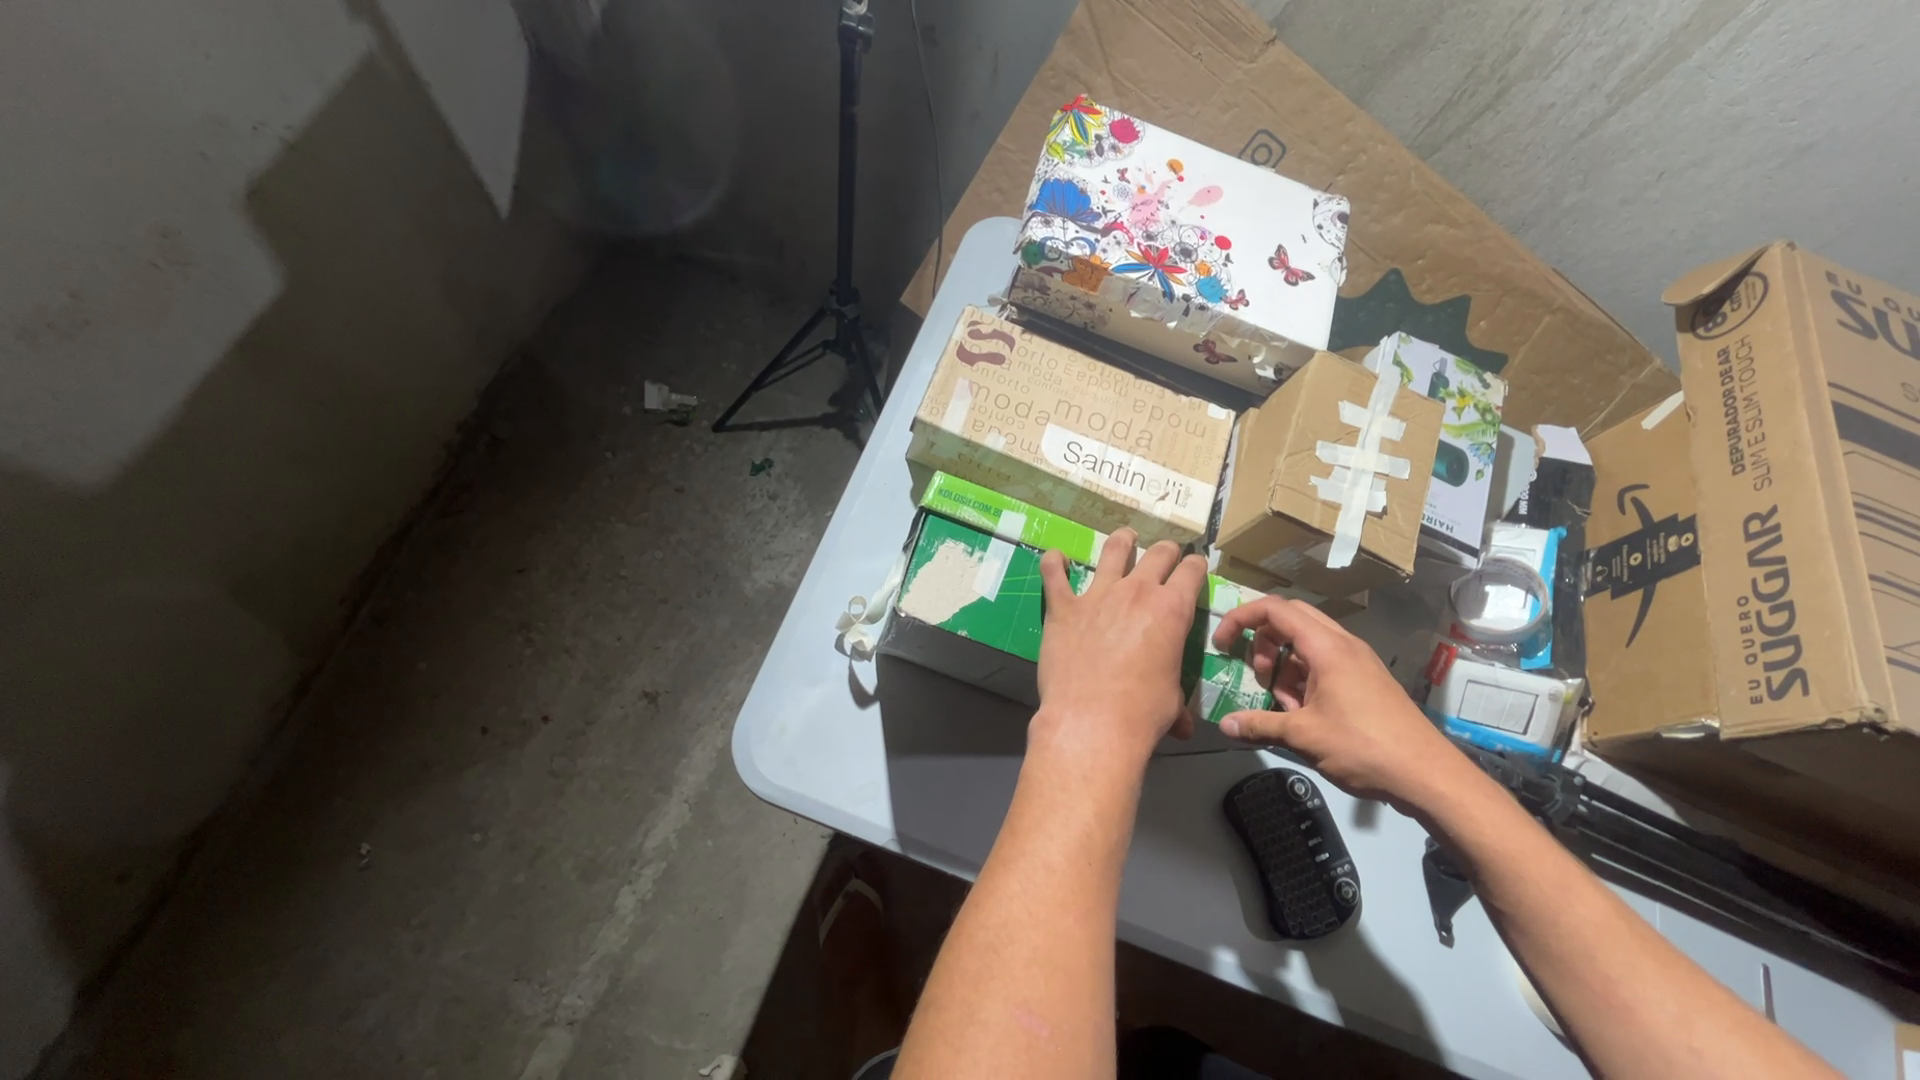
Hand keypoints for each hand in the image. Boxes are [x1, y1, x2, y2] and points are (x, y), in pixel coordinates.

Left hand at [1035, 529, 1208, 763]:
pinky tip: (1055, 558)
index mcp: (1172, 610)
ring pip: (1113, 550)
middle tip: (1164, 553)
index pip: (1192, 571)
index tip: (1194, 566)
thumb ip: (1178, 701)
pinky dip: (1054, 563)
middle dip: (1165, 550)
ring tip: (1124, 537)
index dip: (1196, 566)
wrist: (1091, 721)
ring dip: (1122, 540)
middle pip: (1158, 553)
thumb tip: (1185, 727)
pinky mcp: (1063, 607)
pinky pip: (1054, 574)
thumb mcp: (1172, 701)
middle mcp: (1137, 592)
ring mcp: (1097, 595)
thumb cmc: (1142, 713)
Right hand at [1211, 597, 1465, 809]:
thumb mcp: (1303, 736)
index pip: (1275, 610)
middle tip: (1256, 673)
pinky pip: (1324, 662)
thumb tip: (1225, 725)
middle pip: (1291, 619)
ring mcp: (1357, 661)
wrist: (1427, 775)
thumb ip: (1259, 725)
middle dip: (1263, 640)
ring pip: (1308, 643)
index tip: (1222, 644)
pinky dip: (1304, 678)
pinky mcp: (1365, 680)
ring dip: (1284, 663)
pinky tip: (1302, 712)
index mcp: (1327, 647)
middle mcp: (1343, 645)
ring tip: (1281, 702)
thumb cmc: (1363, 747)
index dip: (1241, 619)